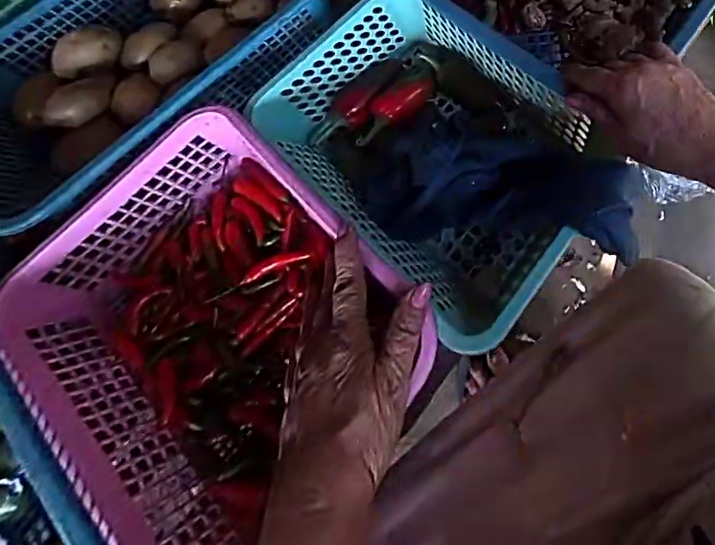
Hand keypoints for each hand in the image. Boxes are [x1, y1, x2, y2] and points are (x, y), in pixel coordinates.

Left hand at [260, 231, 429, 544]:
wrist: (318, 486)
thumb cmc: (363, 432)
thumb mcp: (393, 382)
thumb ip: (404, 333)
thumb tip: (419, 288)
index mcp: (344, 337)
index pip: (347, 286)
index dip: (347, 256)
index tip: (344, 228)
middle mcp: (318, 343)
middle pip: (324, 296)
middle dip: (330, 268)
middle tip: (332, 243)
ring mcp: (302, 365)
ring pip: (310, 315)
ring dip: (317, 291)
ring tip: (321, 274)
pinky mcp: (295, 386)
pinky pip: (303, 338)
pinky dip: (310, 320)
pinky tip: (311, 328)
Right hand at [562, 43, 714, 180]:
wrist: (713, 142)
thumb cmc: (665, 148)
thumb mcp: (623, 138)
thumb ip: (597, 113)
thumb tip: (571, 97)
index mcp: (617, 87)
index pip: (584, 74)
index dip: (571, 75)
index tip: (565, 78)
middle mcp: (634, 68)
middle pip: (605, 65)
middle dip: (595, 74)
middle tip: (592, 89)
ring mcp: (656, 63)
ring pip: (626, 57)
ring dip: (618, 67)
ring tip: (618, 82)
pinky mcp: (675, 63)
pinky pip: (651, 50)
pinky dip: (641, 55)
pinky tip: (641, 65)